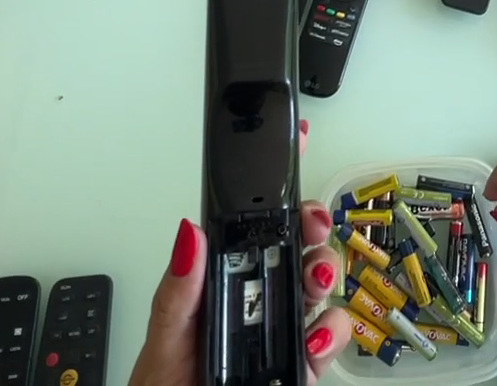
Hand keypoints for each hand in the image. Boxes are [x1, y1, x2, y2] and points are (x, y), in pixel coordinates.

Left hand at [128, 122, 353, 385]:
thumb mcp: (165, 338)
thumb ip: (178, 291)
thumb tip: (189, 234)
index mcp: (223, 273)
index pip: (253, 216)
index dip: (278, 176)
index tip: (295, 139)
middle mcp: (258, 291)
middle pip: (299, 238)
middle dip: (315, 223)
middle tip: (312, 226)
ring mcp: (283, 322)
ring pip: (322, 280)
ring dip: (327, 272)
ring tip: (315, 285)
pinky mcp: (303, 357)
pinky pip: (330, 333)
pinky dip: (332, 331)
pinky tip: (315, 339)